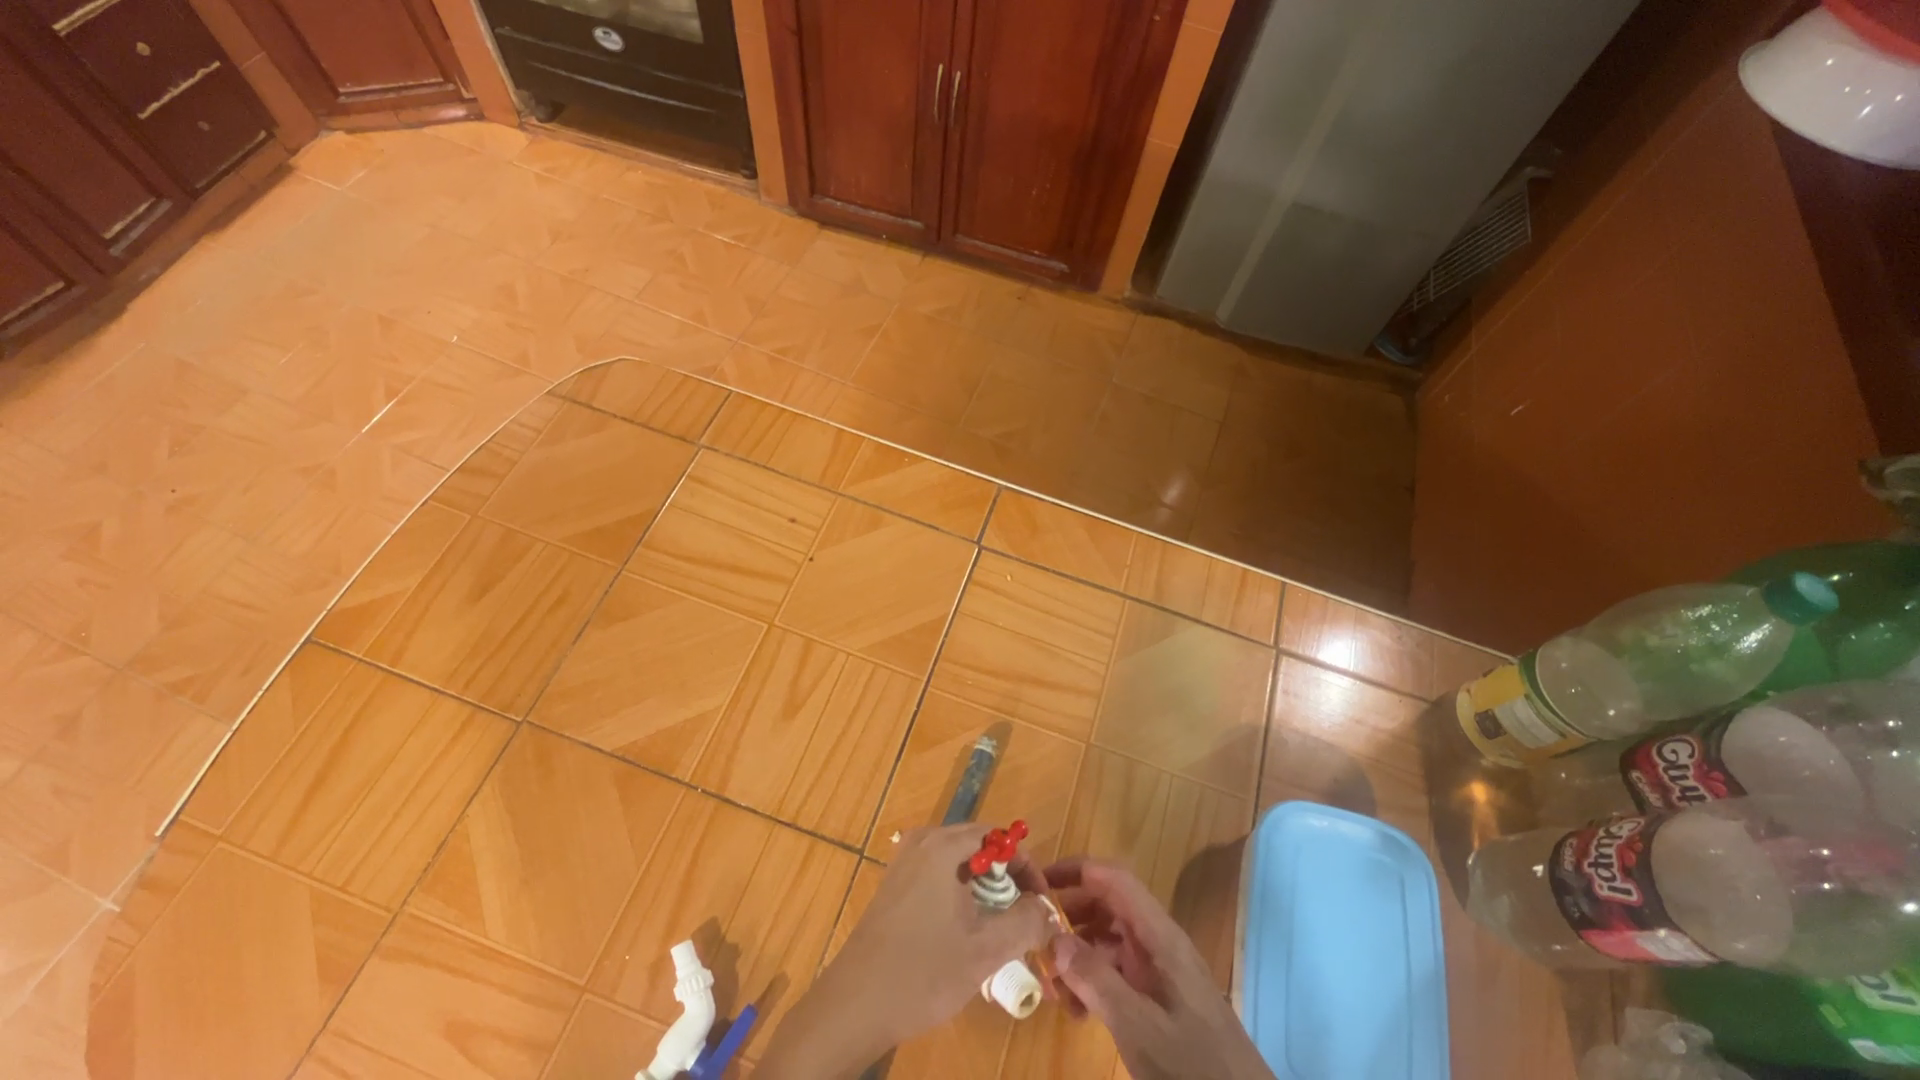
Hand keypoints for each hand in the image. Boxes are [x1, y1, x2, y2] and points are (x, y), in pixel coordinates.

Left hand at [757, 824, 1054, 1077]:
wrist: (855, 1006)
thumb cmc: (923, 972)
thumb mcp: (987, 950)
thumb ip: (1027, 922)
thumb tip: (1049, 910)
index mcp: (943, 848)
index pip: (1000, 838)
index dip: (1027, 868)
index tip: (1042, 905)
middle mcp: (921, 844)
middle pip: (979, 847)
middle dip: (1007, 879)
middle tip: (1025, 918)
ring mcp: (903, 865)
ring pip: (959, 865)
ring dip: (984, 890)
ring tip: (999, 928)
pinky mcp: (894, 888)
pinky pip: (939, 877)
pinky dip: (960, 896)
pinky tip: (966, 933)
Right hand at [1045, 858, 1274, 1079]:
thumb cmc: (1194, 1065)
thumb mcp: (1138, 1027)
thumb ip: (1096, 980)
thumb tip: (1055, 938)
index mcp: (1160, 937)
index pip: (1115, 879)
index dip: (1076, 870)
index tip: (1036, 882)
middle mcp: (1160, 944)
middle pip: (1108, 906)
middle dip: (1069, 918)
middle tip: (1034, 941)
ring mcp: (1160, 971)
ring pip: (1108, 942)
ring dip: (1077, 956)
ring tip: (1053, 991)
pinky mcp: (1159, 997)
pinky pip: (1117, 972)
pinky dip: (1092, 983)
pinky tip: (1078, 1013)